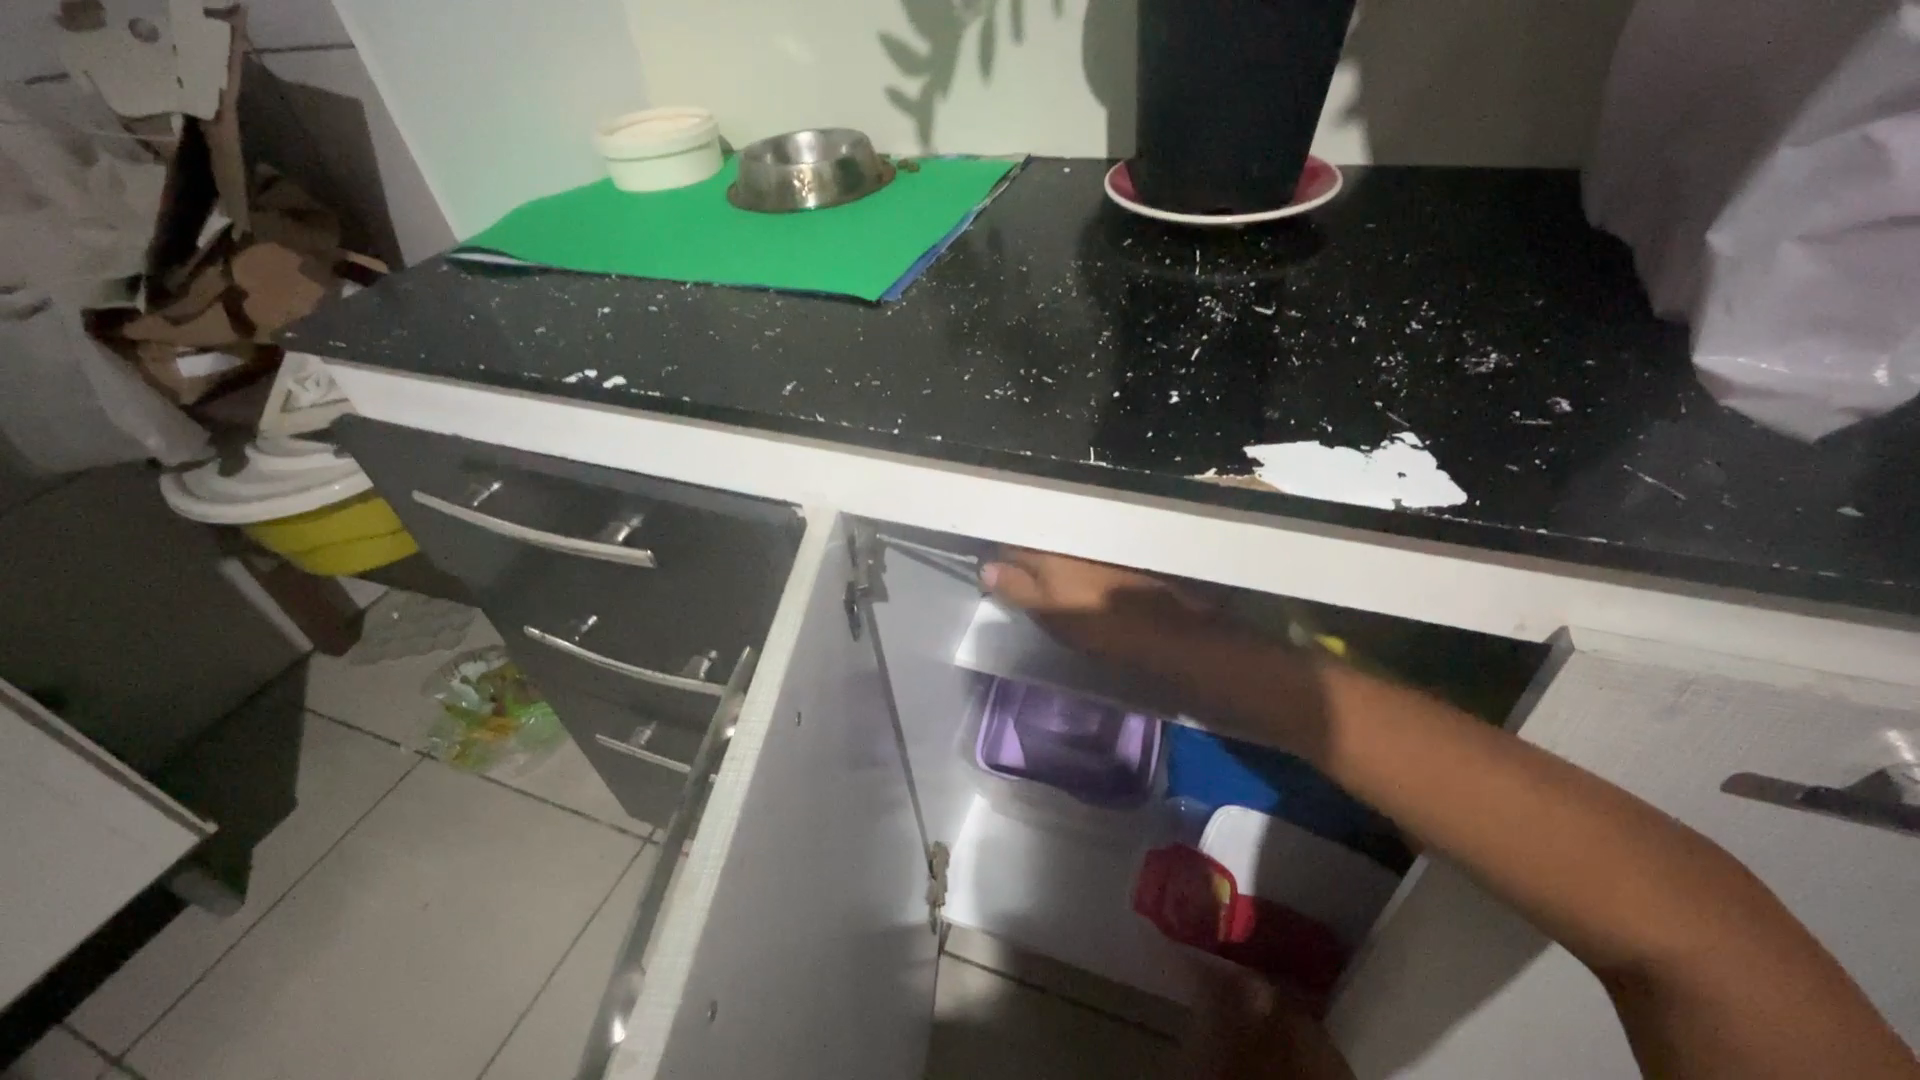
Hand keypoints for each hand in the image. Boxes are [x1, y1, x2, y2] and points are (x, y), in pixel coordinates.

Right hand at [979, 548, 1214, 662]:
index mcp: (1046, 547)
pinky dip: (1073, 564)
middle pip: (1035, 542)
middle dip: (1023, 555)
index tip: (992, 575)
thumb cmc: (1095, 621)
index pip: (1009, 544)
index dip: (997, 559)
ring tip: (1043, 580)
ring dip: (1050, 559)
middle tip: (1014, 578)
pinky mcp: (1115, 558)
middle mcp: (1069, 538)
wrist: (1159, 628)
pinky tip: (1074, 581)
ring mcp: (1094, 546)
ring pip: (1060, 547)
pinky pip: (1082, 554)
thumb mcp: (1046, 609)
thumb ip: (1015, 586)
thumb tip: (984, 566)